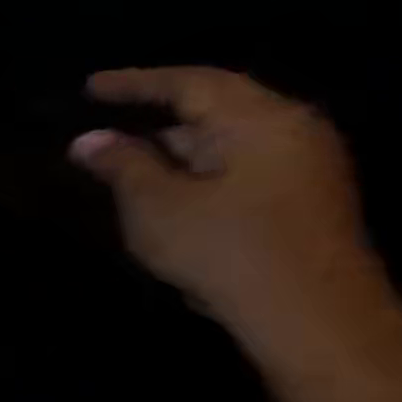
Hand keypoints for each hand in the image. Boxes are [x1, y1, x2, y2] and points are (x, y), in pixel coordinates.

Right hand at [69, 67, 386, 332]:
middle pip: (213, 109)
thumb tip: (88, 140)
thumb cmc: (225, 249)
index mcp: (258, 120)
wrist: (313, 318)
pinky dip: (198, 174)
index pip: (188, 83)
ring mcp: (305, 167)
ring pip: (226, 143)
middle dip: (156, 119)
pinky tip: (170, 199)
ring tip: (128, 170)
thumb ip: (121, 165)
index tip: (90, 87)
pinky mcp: (304, 201)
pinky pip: (240, 169)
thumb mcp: (156, 205)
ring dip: (175, 153)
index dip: (134, 83)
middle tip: (108, 129)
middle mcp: (290, 130)